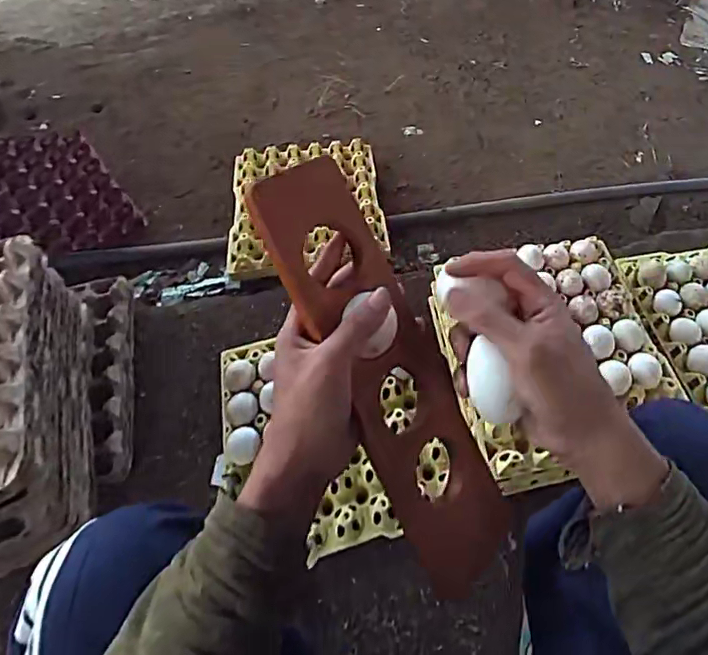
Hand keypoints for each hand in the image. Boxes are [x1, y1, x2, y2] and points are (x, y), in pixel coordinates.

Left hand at [239, 233, 394, 524]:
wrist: (304, 470)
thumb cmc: (304, 414)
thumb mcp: (328, 365)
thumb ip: (355, 329)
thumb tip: (380, 295)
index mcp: (299, 331)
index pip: (314, 287)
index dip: (329, 262)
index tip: (346, 237)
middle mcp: (317, 341)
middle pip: (342, 305)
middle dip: (363, 288)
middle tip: (386, 269)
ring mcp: (336, 362)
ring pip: (361, 330)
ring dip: (380, 318)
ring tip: (403, 300)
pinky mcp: (353, 382)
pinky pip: (373, 356)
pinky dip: (389, 346)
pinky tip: (408, 338)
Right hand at [442, 250, 666, 510]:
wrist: (584, 441)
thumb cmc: (564, 389)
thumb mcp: (524, 350)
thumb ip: (487, 318)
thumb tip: (451, 292)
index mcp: (540, 302)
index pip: (506, 266)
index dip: (477, 263)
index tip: (448, 273)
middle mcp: (528, 318)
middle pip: (486, 298)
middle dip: (466, 314)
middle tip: (457, 332)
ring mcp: (517, 344)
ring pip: (477, 330)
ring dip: (465, 346)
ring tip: (464, 365)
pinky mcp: (507, 370)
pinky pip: (478, 359)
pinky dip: (468, 370)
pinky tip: (468, 388)